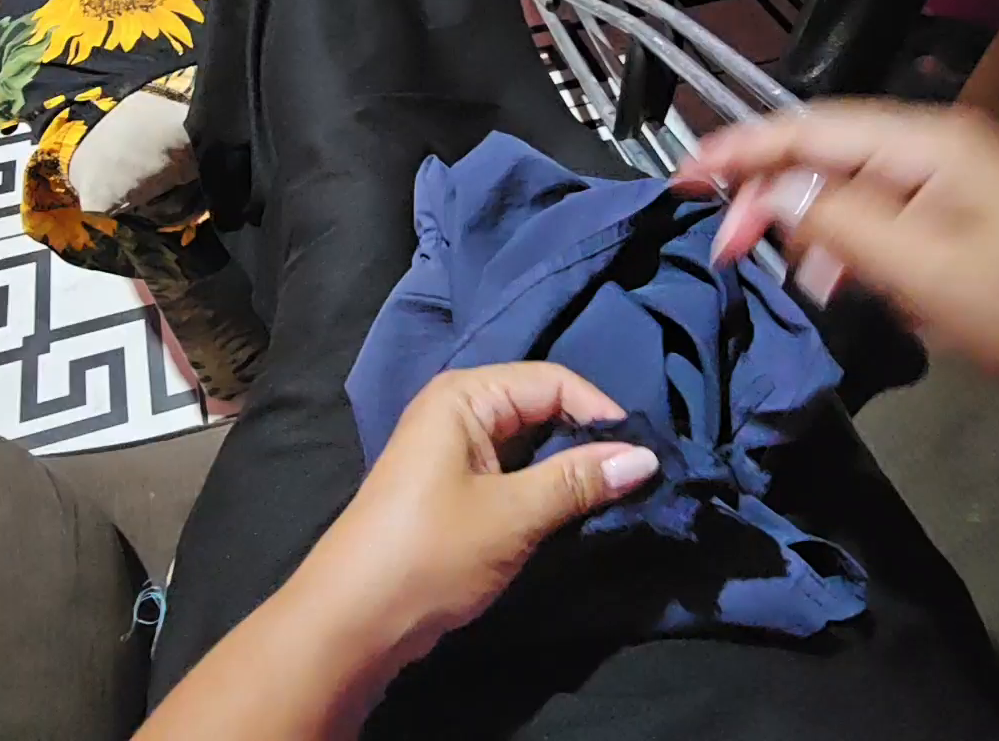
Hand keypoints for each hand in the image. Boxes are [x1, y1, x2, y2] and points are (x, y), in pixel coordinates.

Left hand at [292, 363, 657, 664]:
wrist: (354, 618)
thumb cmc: (431, 551)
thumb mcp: (512, 514)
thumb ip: (578, 481)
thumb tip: (644, 457)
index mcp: (465, 394)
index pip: (551, 381)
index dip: (599, 411)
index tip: (643, 453)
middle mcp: (459, 407)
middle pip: (540, 404)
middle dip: (587, 436)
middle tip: (637, 473)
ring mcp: (454, 445)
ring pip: (529, 438)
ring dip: (569, 462)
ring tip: (616, 490)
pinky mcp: (455, 481)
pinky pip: (512, 465)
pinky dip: (545, 481)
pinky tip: (575, 503)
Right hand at [675, 102, 998, 394]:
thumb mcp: (925, 269)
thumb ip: (835, 220)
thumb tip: (768, 191)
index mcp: (928, 144)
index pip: (809, 129)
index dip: (739, 148)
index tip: (682, 175)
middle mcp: (930, 148)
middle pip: (818, 152)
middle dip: (761, 193)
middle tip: (719, 244)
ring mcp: (941, 182)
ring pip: (837, 187)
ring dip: (798, 225)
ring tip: (777, 270)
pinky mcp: (945, 218)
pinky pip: (866, 218)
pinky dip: (835, 247)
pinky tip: (832, 283)